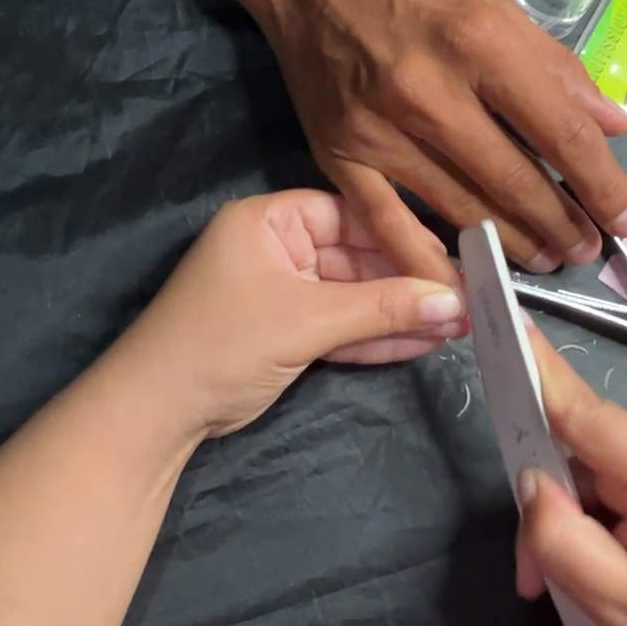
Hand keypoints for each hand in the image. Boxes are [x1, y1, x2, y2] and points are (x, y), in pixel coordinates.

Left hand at [116, 189, 468, 438]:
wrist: (159, 412)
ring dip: (400, 315)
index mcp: (268, 221)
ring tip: (461, 325)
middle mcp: (278, 249)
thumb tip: (454, 302)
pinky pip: (342, 328)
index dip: (401, 236)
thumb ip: (381, 308)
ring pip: (354, 298)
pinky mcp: (290, 333)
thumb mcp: (306, 319)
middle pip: (357, 259)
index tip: (453, 259)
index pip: (349, 214)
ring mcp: (285, 294)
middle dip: (408, 285)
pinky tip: (425, 341)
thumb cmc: (223, 342)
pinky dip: (377, 337)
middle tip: (467, 299)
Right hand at [244, 0, 626, 281]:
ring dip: (511, 244)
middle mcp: (430, 93)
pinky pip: (388, 225)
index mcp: (479, 44)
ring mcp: (379, 132)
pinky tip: (462, 285)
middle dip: (560, 224)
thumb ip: (554, 68)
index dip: (601, 184)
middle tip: (585, 250)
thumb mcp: (492, 6)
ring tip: (544, 260)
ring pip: (460, 208)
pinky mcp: (341, 159)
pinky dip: (427, 262)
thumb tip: (610, 126)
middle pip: (513, 180)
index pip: (560, 131)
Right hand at [512, 330, 626, 625]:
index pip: (580, 406)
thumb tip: (531, 483)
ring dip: (577, 520)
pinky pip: (622, 482)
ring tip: (582, 587)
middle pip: (578, 449)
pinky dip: (603, 519)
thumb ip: (564, 543)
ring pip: (596, 470)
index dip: (534, 364)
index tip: (497, 316)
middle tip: (537, 579)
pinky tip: (612, 567)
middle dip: (549, 505)